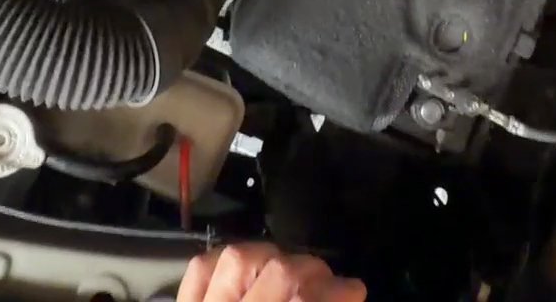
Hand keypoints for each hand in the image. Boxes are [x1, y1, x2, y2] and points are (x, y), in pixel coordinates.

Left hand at [176, 244, 366, 301]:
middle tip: (331, 282)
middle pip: (274, 273)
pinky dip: (222, 262)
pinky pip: (199, 270)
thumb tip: (343, 293)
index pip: (299, 298)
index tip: (356, 289)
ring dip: (271, 258)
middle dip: (310, 271)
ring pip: (236, 259)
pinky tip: (243, 266)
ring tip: (292, 271)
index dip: (332, 292)